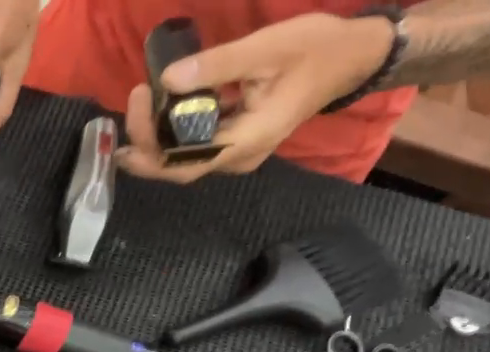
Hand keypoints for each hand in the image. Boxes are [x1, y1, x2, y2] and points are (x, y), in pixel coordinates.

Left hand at [120, 13, 395, 182]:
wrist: (355, 56)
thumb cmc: (318, 49)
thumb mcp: (270, 47)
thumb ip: (218, 65)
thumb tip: (168, 78)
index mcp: (247, 141)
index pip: (180, 159)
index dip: (150, 138)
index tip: (140, 97)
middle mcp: (236, 159)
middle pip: (173, 166)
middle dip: (145, 140)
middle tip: (134, 101)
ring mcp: (235, 154)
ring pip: (180, 160)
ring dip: (155, 136)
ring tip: (140, 104)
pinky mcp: (233, 143)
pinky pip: (193, 147)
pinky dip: (172, 131)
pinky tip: (158, 111)